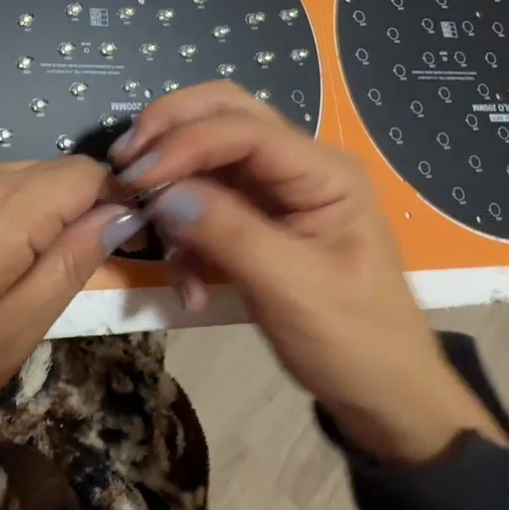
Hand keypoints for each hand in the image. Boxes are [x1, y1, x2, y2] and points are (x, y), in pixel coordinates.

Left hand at [0, 159, 144, 457]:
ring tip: (9, 276)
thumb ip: (72, 262)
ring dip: (27, 213)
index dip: (110, 200)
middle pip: (46, 171)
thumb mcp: (13, 333)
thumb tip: (121, 213)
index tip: (116, 240)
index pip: (83, 172)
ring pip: (7, 177)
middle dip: (68, 210)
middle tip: (58, 273)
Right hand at [111, 82, 506, 462]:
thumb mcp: (293, 289)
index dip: (186, 142)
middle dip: (169, 131)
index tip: (137, 176)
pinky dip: (183, 229)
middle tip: (125, 163)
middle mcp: (297, 164)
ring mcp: (274, 187)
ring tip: (151, 232)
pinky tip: (185, 280)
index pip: (245, 128)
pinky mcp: (254, 214)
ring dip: (172, 186)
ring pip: (205, 154)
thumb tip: (162, 193)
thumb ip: (229, 234)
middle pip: (222, 113)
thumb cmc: (354, 341)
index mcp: (323, 170)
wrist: (383, 396)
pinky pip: (202, 200)